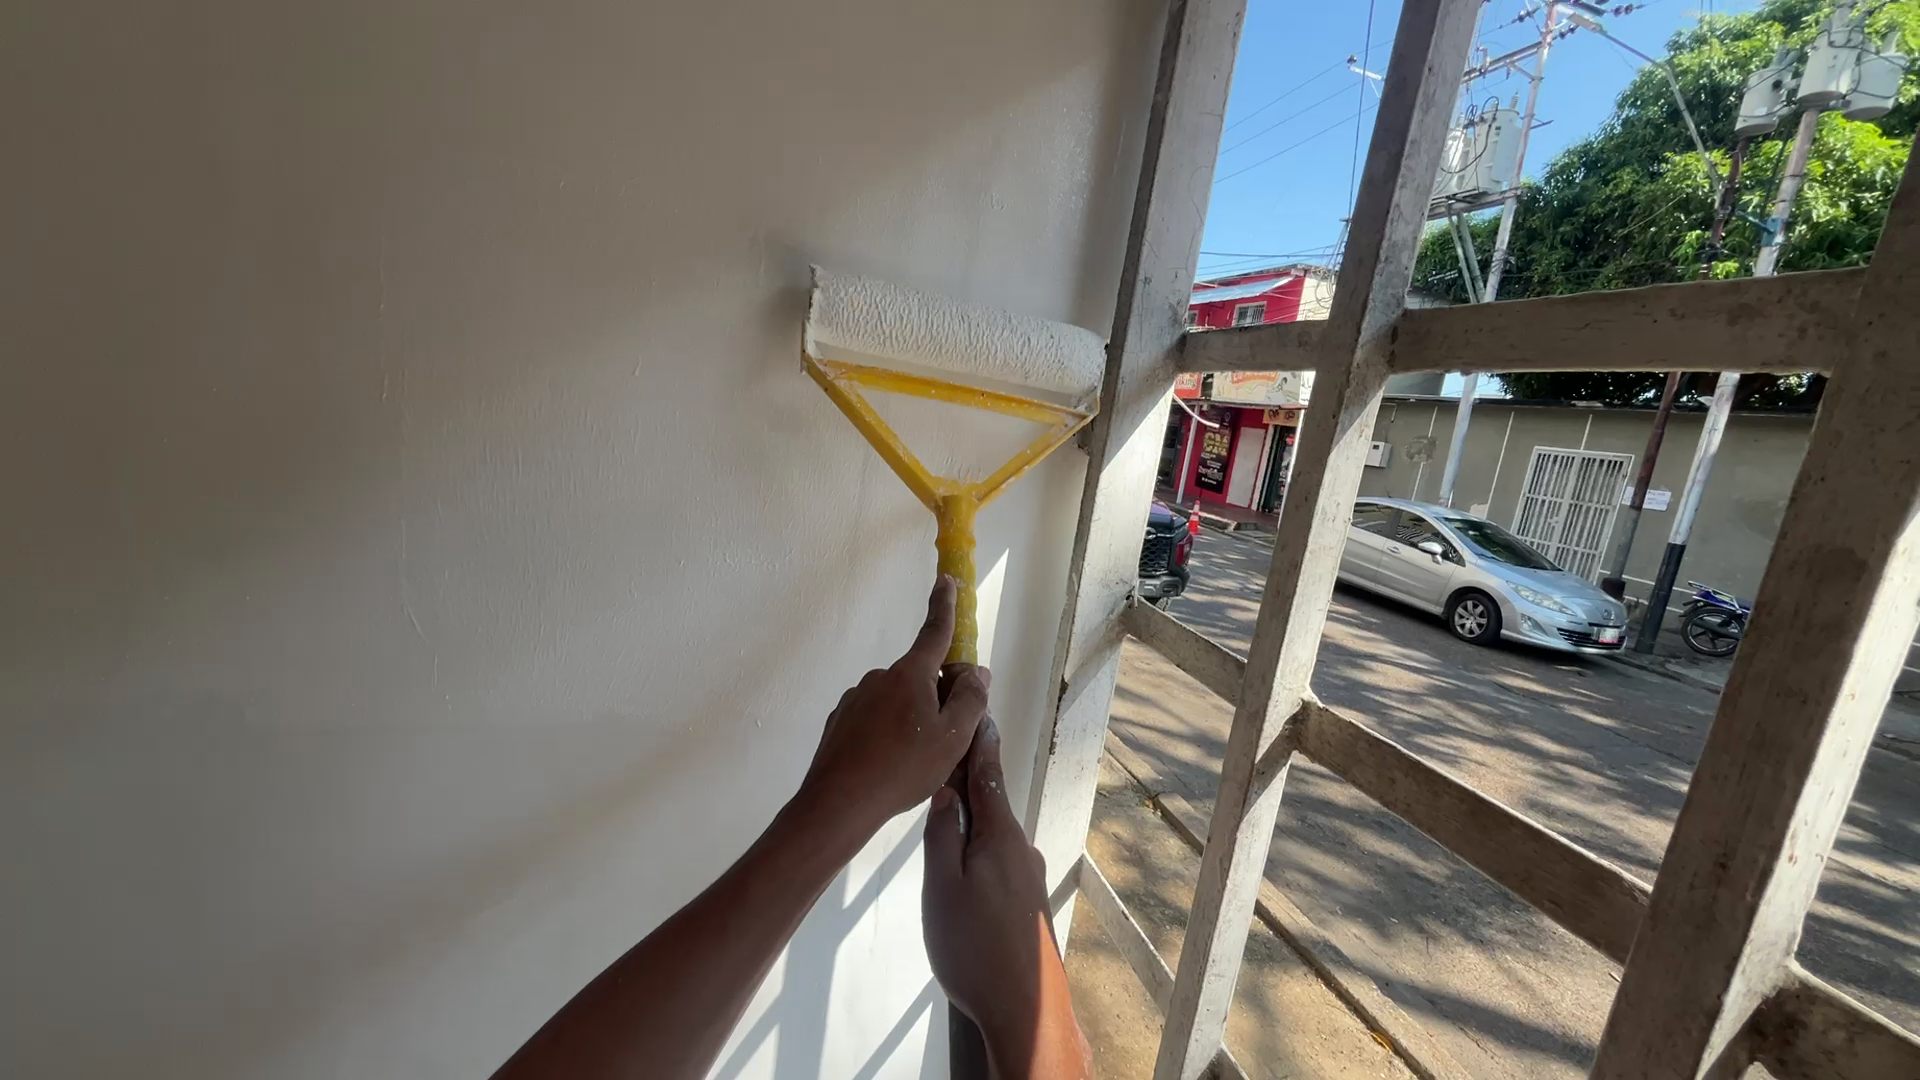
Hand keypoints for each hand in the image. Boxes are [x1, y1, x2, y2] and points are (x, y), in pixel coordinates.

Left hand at [799, 575, 990, 834]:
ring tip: (912, 764)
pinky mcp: (840, 721)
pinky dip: (886, 736)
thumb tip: (976, 671)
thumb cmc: (903, 768)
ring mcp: (856, 698)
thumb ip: (970, 701)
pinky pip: (874, 720)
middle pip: (920, 677)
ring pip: (896, 702)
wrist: (838, 803)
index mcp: (910, 674)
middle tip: (944, 741)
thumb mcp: (953, 738)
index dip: (945, 605)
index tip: (946, 579)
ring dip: (910, 721)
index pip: (935, 631)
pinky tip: (886, 766)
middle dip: (936, 698)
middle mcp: (881, 677)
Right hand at [924, 721, 1090, 1079]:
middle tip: (940, 775)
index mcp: (1000, 836)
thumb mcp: (942, 887)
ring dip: (973, 827)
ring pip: (995, 838)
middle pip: (991, 806)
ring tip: (944, 835)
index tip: (980, 715)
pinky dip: (982, 853)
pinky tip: (967, 878)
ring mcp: (1030, 877)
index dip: (980, 745)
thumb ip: (942, 835)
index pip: (987, 778)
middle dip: (968, 788)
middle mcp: (1022, 849)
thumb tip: (946, 792)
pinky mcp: (1031, 902)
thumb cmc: (973, 946)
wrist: (1025, 1011)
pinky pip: (1002, 863)